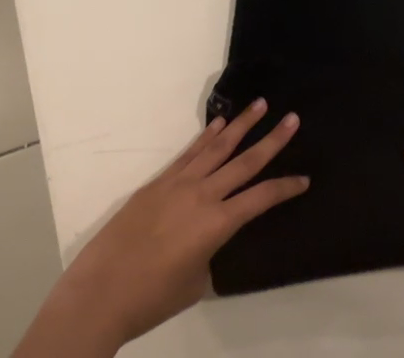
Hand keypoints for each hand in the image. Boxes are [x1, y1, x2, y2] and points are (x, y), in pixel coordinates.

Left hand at [12, 100, 307, 356]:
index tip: (305, 179)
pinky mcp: (156, 184)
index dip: (286, 187)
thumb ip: (211, 253)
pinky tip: (219, 125)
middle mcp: (202, 196)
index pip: (262, 198)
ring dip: (241, 125)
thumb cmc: (151, 298)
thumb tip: (212, 237)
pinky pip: (188, 154)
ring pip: (216, 148)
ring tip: (260, 104)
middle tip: (292, 118)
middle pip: (245, 162)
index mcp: (217, 224)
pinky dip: (205, 137)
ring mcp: (177, 186)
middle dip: (272, 140)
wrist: (98, 295)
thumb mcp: (197, 281)